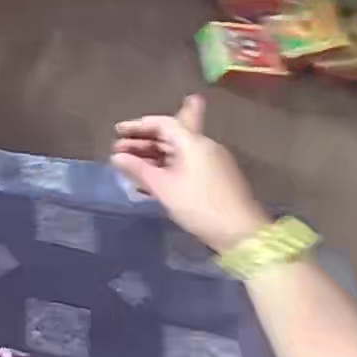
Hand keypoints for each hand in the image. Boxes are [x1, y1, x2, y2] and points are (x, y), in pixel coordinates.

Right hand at [111, 94, 270, 251]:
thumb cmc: (198, 205)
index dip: (138, 125)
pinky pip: (184, 163)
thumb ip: (138, 169)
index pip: (163, 123)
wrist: (240, 232)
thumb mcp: (163, 187)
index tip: (117, 131)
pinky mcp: (214, 176)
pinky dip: (164, 166)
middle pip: (170, 135)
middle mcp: (203, 146)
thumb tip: (116, 157)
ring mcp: (210, 161)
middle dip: (143, 140)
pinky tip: (149, 178)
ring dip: (152, 155)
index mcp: (193, 142)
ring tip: (129, 164)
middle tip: (118, 148)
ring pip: (176, 150)